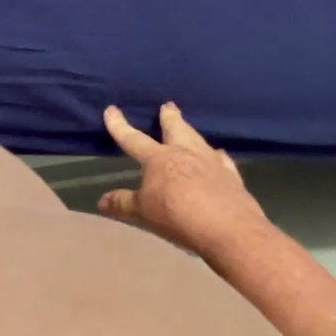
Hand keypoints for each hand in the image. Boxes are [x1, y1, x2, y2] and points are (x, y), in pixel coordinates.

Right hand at [98, 103, 269, 257]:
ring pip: (199, 140)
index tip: (112, 109)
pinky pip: (223, 161)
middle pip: (175, 129)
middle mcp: (185, 153)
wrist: (230, 230)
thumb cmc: (178, 216)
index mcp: (158, 158)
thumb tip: (101, 201)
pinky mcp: (233, 178)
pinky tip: (219, 155)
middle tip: (168, 105)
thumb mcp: (144, 212)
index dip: (120, 124)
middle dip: (169, 116)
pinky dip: (218, 156)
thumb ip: (123, 203)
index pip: (133, 138)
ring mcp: (212, 164)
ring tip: (189, 129)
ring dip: (191, 132)